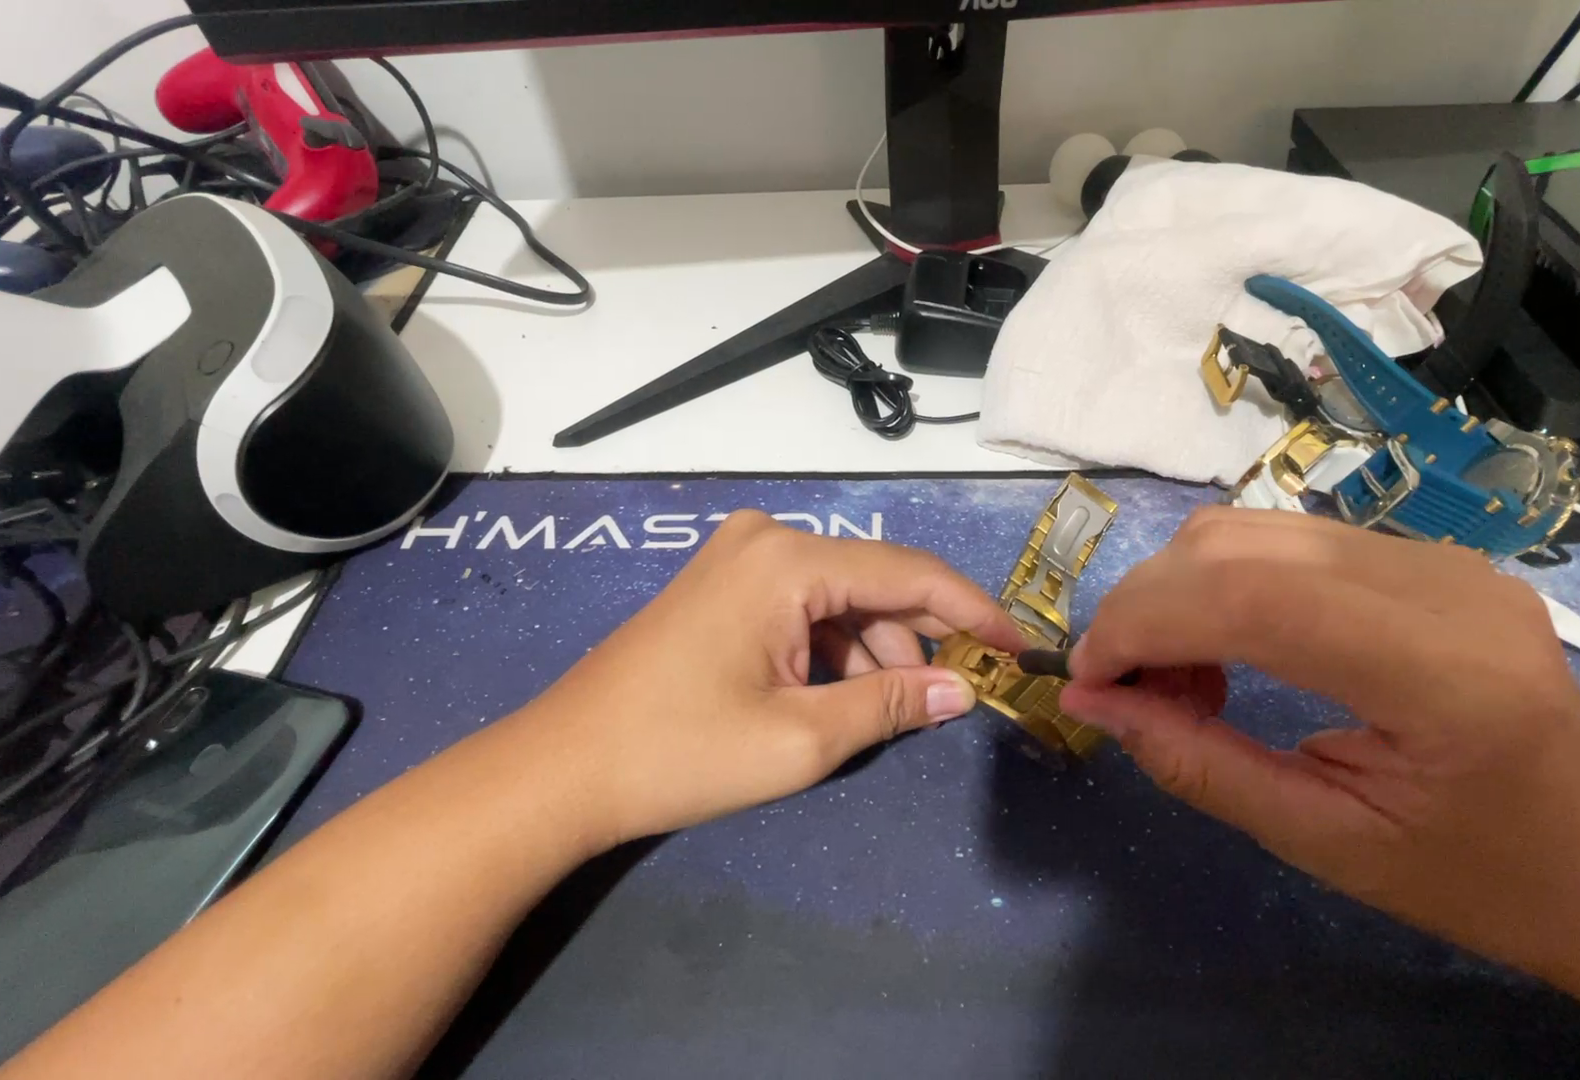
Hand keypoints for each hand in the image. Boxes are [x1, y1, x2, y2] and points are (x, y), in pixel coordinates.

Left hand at [512, 510, 1026, 850]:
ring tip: (883, 712)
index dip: (971, 610)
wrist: (561, 769)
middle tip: (952, 697)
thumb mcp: (800, 738)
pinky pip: (802, 608)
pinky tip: (836, 696)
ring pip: (839, 600)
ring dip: (872, 652)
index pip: (908, 572)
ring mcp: (738, 558)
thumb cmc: (680, 753)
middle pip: (873, 584)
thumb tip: (962, 692)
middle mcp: (766, 538)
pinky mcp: (723, 585)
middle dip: (916, 641)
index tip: (1017, 646)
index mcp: (787, 560)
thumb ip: (889, 706)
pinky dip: (831, 649)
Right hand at [1058, 507, 1579, 970]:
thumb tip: (1090, 702)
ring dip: (1172, 591)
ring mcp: (1436, 556)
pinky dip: (1212, 585)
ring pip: (1246, 529)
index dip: (1146, 623)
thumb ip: (1197, 765)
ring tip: (1171, 673)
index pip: (1257, 600)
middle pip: (1238, 547)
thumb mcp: (1322, 843)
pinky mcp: (1417, 552)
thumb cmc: (1473, 875)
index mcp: (1447, 676)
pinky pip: (1275, 540)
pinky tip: (1219, 646)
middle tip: (1116, 683)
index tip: (1087, 677)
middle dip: (1143, 606)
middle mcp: (1445, 587)